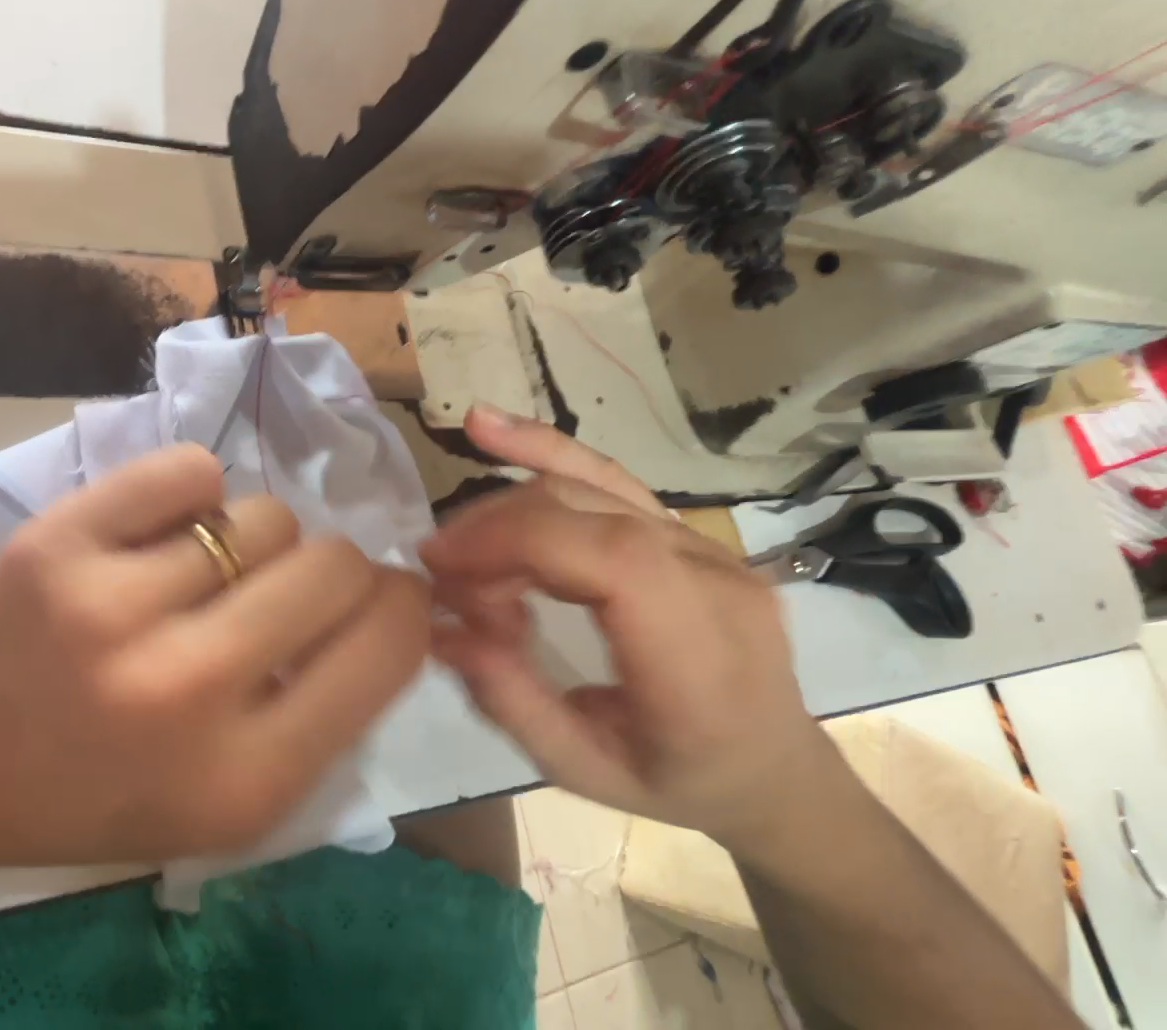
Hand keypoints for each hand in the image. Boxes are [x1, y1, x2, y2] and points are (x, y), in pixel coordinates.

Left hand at [0, 445, 430, 871]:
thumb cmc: (95, 798)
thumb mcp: (224, 808)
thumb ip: (319, 720)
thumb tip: (390, 604)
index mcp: (243, 781)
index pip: (386, 650)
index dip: (402, 606)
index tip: (383, 596)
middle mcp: (184, 692)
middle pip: (334, 567)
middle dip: (332, 571)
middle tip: (285, 587)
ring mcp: (112, 609)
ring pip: (264, 516)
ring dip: (254, 540)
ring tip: (205, 574)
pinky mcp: (58, 544)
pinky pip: (187, 470)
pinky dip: (195, 489)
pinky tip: (166, 530)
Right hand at [423, 404, 846, 854]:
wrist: (770, 767)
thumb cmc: (676, 781)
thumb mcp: (582, 771)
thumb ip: (512, 702)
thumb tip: (440, 629)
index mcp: (701, 658)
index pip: (613, 559)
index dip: (516, 542)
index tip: (442, 565)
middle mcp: (715, 582)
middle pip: (588, 512)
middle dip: (495, 530)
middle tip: (441, 576)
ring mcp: (709, 547)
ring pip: (591, 484)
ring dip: (506, 503)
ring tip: (455, 544)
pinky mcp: (688, 531)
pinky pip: (609, 478)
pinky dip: (543, 451)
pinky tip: (489, 428)